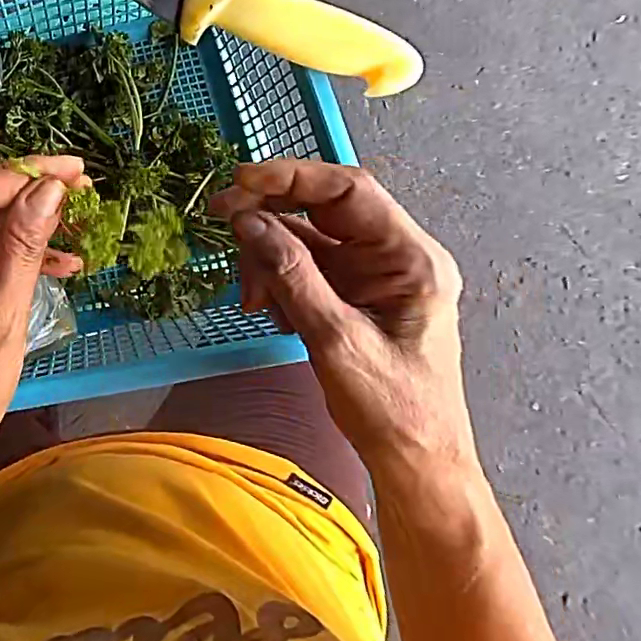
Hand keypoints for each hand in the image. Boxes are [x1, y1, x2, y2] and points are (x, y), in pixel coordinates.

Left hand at [0, 157, 84, 498]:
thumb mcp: (3, 318)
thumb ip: (23, 248)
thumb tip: (50, 189)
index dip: (30, 172)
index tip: (78, 170)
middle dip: (38, 191)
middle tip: (88, 190)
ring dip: (39, 221)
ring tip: (86, 223)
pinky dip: (29, 252)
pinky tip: (67, 262)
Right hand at [209, 159, 473, 473]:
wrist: (416, 463)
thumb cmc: (394, 411)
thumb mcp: (336, 341)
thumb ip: (292, 275)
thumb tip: (248, 222)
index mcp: (412, 258)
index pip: (351, 191)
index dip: (294, 177)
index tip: (243, 180)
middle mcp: (395, 255)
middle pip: (325, 210)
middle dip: (271, 215)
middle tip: (224, 220)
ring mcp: (373, 274)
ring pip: (308, 239)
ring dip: (269, 258)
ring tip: (254, 299)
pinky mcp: (354, 293)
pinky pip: (307, 267)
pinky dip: (279, 280)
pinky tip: (270, 308)